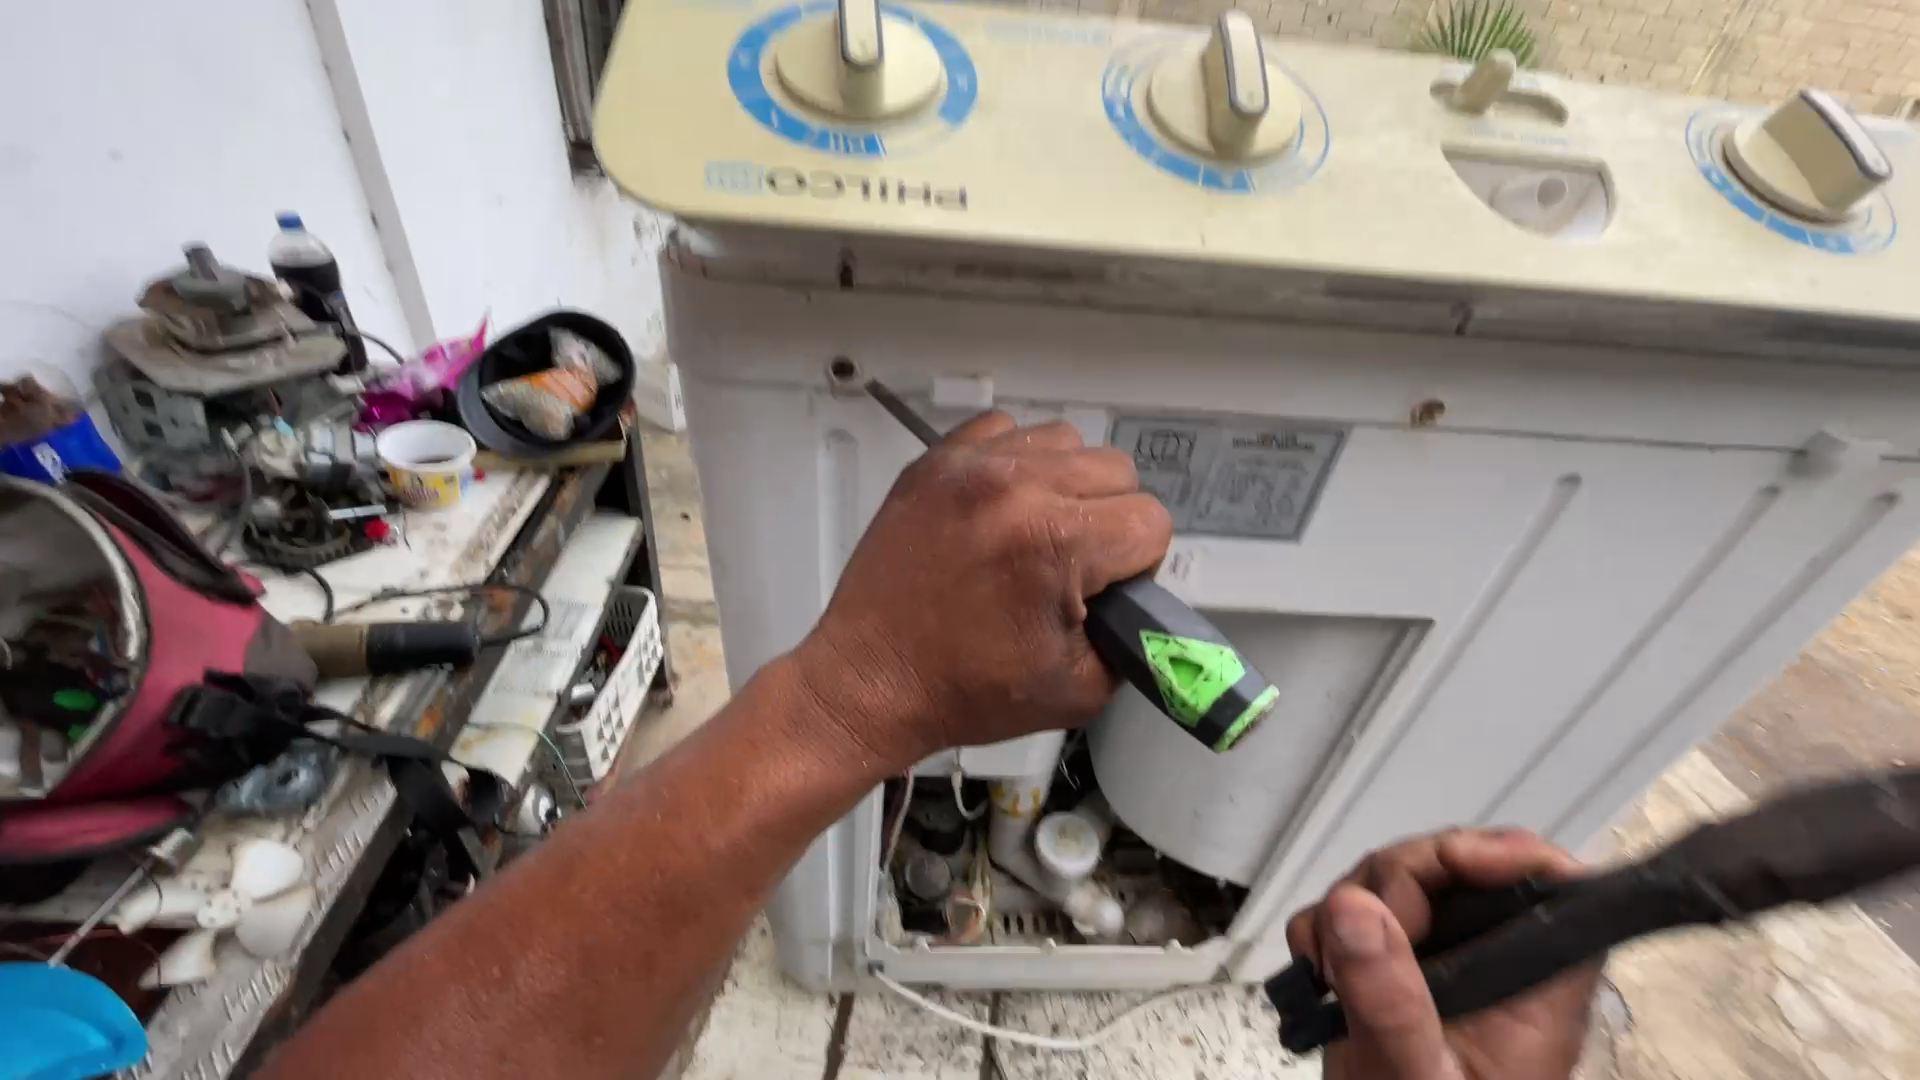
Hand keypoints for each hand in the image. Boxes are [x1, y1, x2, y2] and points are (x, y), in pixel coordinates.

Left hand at [792, 411, 1172, 772]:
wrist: (871, 679)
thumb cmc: (967, 691)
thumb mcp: (1080, 689)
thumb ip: (1135, 634)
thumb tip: (1142, 594)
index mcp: (1056, 541)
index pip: (1151, 521)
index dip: (1138, 565)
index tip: (1101, 590)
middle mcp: (1016, 486)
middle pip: (1116, 471)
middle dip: (1108, 521)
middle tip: (1069, 564)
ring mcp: (969, 464)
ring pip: (1065, 441)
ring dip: (1066, 484)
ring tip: (1033, 532)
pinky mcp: (934, 461)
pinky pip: (1004, 429)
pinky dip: (1015, 462)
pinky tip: (999, 508)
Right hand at [1285, 830, 1600, 1079]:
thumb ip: (1391, 1003)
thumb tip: (1353, 902)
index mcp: (1528, 990)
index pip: (1553, 894)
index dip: (1511, 855)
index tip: (1456, 857)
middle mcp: (1485, 963)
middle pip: (1454, 868)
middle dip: (1400, 881)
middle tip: (1366, 932)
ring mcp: (1430, 961)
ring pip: (1393, 880)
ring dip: (1349, 906)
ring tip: (1332, 967)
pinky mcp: (1382, 965)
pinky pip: (1346, 909)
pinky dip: (1320, 929)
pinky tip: (1316, 970)